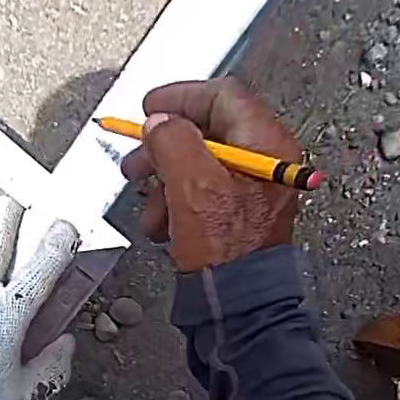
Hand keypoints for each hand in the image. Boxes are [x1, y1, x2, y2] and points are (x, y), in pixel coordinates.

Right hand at [118, 78, 302, 270]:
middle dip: (163, 151)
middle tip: (134, 164)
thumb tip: (158, 122)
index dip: (180, 98)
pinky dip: (171, 206)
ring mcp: (245, 190)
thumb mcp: (193, 187)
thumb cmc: (223, 249)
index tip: (147, 107)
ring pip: (193, 168)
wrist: (235, 300)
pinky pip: (194, 196)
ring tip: (149, 210)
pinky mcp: (229, 216)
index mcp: (264, 145)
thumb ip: (174, 144)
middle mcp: (259, 162)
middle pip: (204, 135)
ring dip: (162, 186)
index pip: (222, 98)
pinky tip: (162, 227)